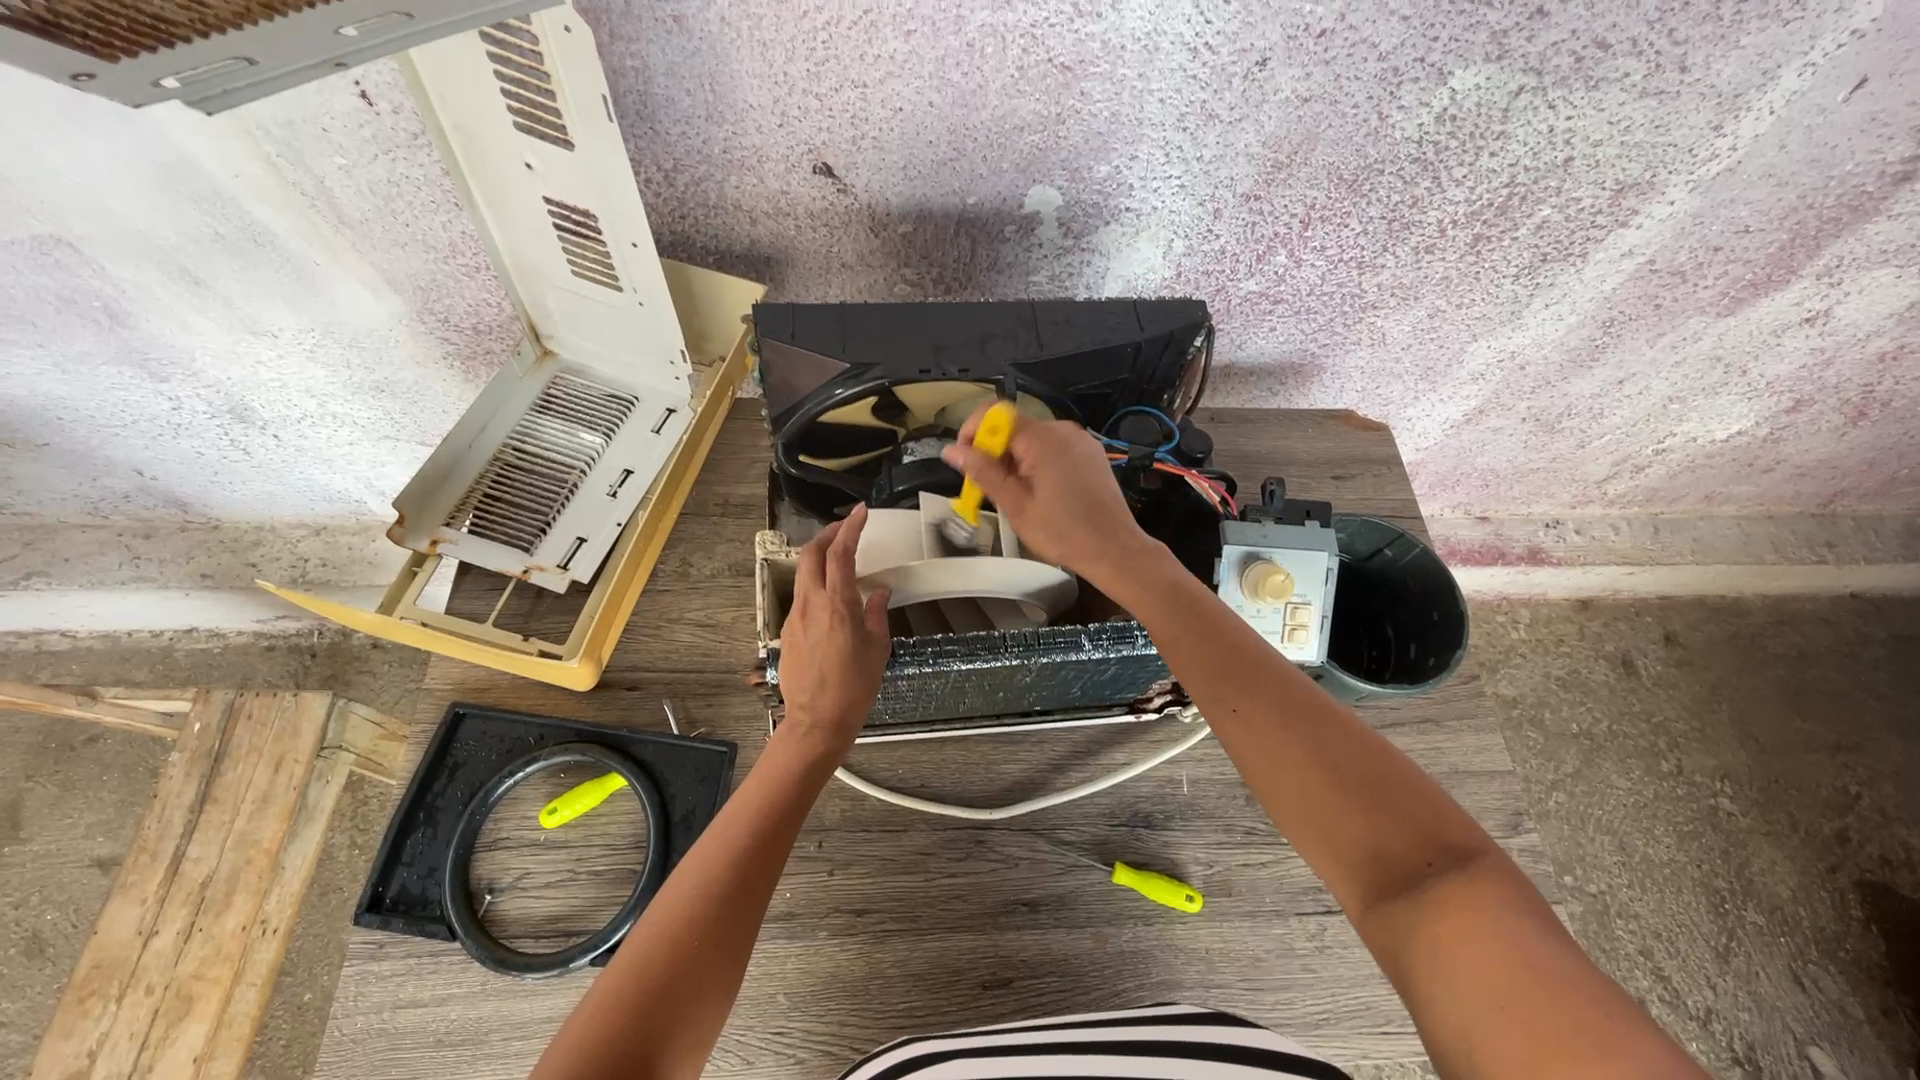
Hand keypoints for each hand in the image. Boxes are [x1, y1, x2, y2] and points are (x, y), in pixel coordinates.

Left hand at [776, 504, 891, 752]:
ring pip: (803, 574)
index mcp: (838, 605)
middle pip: (811, 554)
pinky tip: (830, 597)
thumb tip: (878, 592)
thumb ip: (876, 614)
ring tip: (839, 558)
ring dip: (819, 558)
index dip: (851, 527)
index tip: (861, 512)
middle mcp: (811, 604)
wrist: (817, 721)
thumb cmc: (854, 688)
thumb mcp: (877, 649)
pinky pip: (802, 597)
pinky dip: (816, 584)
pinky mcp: (788, 631)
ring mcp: (795, 617)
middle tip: (846, 528)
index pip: (840, 553)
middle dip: (828, 534)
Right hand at [941, 403, 1159, 584]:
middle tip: (990, 488)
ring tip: (1017, 496)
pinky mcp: (1090, 453)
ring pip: (1032, 439)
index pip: (993, 414)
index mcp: (1042, 438)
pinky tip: (1041, 493)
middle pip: (1013, 426)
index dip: (972, 432)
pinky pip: (1053, 448)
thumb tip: (951, 450)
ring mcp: (1080, 440)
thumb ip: (983, 472)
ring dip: (1015, 460)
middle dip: (994, 452)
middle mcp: (1062, 430)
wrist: (1114, 549)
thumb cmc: (1063, 533)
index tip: (965, 461)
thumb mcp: (1015, 505)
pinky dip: (1038, 462)